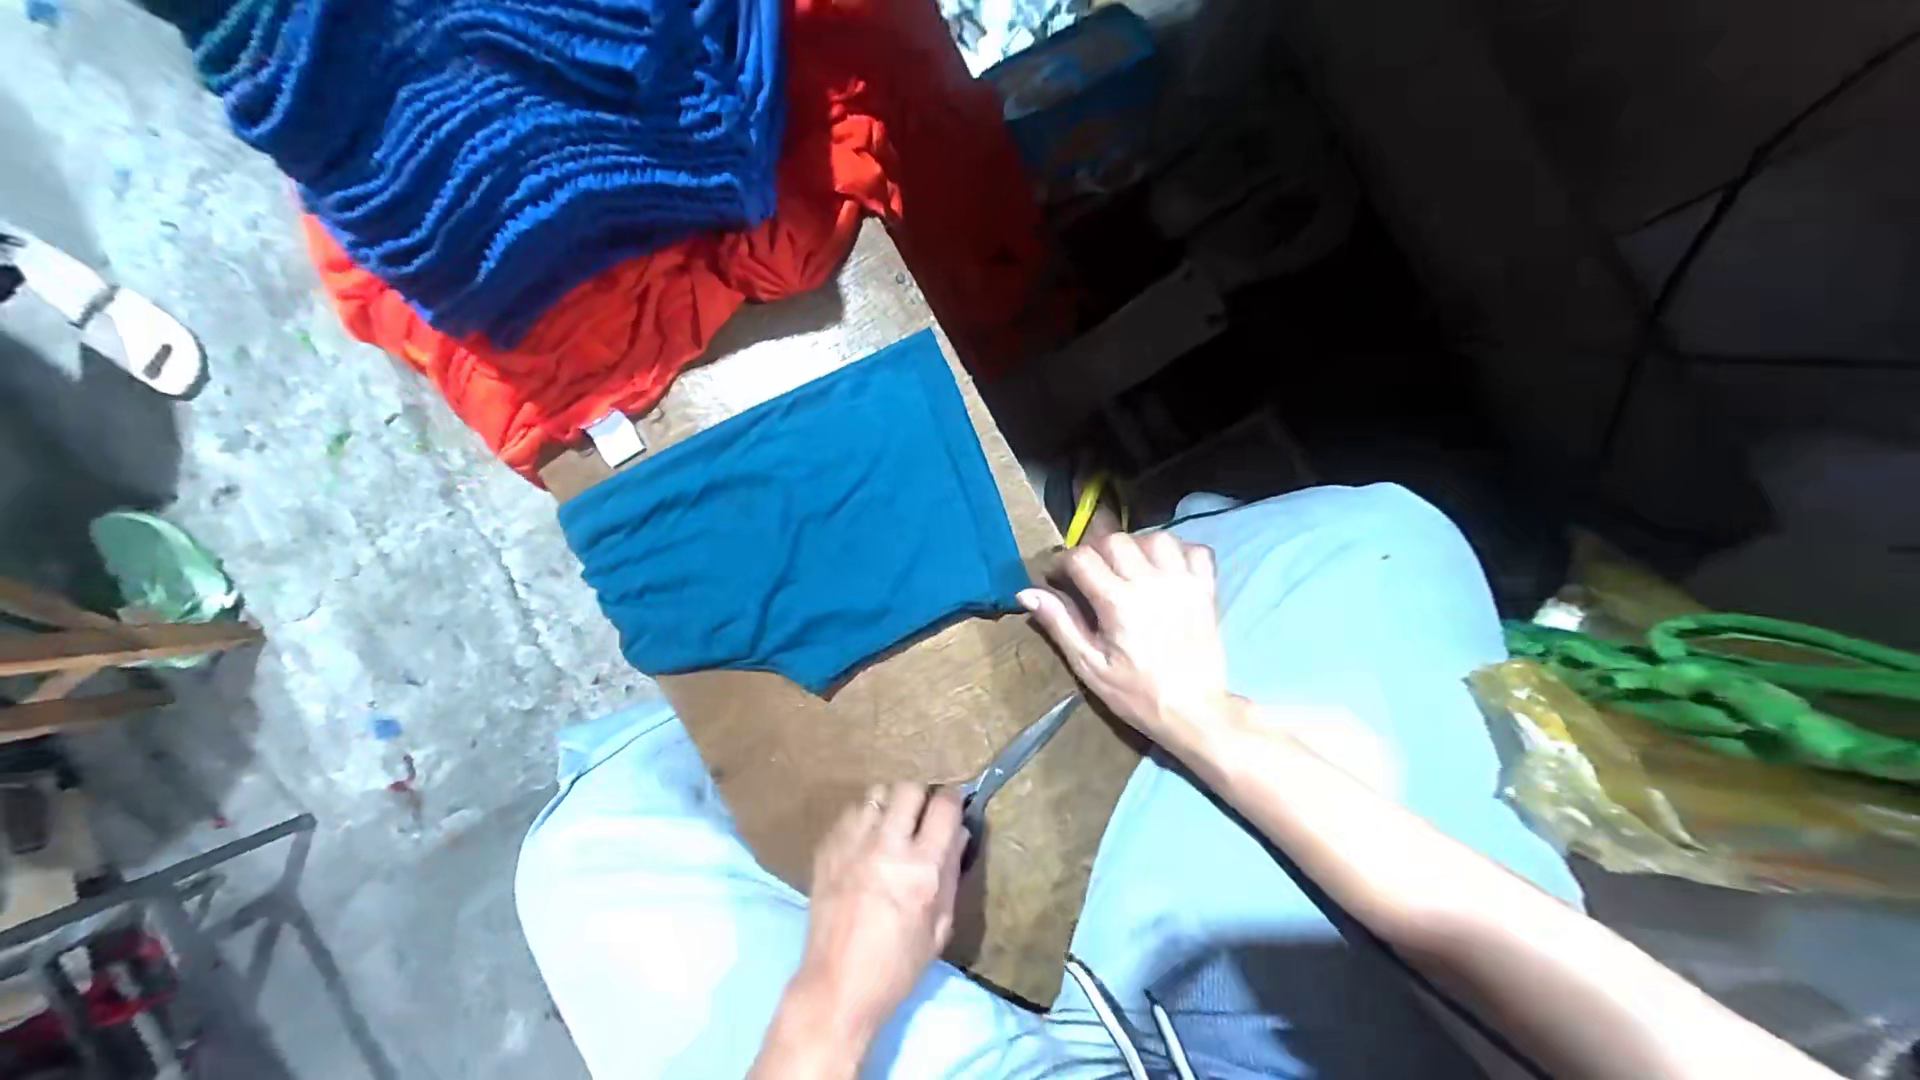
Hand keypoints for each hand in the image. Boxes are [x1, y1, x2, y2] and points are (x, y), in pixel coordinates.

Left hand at [792, 782, 965, 1041]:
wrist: (837, 986)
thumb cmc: (897, 965)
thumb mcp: (940, 926)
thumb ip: (952, 872)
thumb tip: (959, 832)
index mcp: (921, 868)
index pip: (945, 806)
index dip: (953, 800)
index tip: (953, 806)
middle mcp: (887, 846)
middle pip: (909, 788)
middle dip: (921, 797)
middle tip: (921, 816)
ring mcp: (853, 844)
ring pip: (877, 793)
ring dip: (890, 805)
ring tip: (891, 826)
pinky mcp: (827, 848)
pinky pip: (851, 812)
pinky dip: (864, 820)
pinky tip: (865, 842)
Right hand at [1019, 531, 1233, 751]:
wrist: (1194, 712)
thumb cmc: (1136, 693)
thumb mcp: (1089, 666)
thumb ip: (1060, 623)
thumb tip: (1026, 593)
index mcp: (1118, 602)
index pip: (1081, 558)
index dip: (1063, 563)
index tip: (1058, 579)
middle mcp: (1152, 583)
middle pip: (1115, 540)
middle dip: (1095, 552)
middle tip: (1091, 576)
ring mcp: (1183, 582)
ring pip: (1154, 538)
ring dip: (1135, 546)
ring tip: (1126, 568)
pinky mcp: (1206, 588)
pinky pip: (1194, 549)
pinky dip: (1177, 551)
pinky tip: (1163, 569)